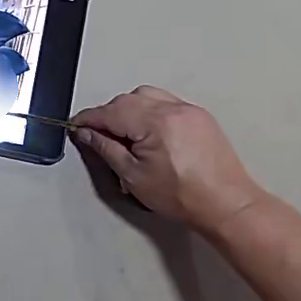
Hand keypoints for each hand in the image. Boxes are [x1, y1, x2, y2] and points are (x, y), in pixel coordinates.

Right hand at [71, 86, 267, 234]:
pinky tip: (146, 131)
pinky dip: (149, 110)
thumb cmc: (182, 196)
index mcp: (155, 122)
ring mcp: (189, 110)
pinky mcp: (199, 117)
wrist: (226, 204)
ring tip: (122, 133)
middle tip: (96, 135)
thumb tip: (86, 134)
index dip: (88, 119)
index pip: (110, 112)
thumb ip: (106, 149)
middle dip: (108, 114)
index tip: (75, 126)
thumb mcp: (132, 176)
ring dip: (128, 109)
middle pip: (127, 99)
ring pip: (147, 96)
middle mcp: (173, 109)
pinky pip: (165, 102)